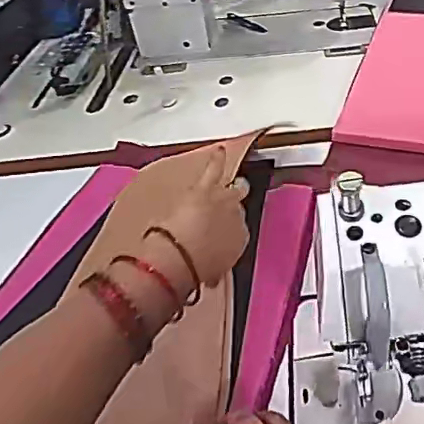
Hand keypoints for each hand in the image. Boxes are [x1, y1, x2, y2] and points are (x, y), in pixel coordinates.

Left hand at [145, 146, 249, 290]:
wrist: (182, 256)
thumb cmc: (196, 269)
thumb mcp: (211, 272)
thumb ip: (214, 267)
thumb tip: (211, 274)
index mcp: (241, 239)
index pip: (239, 229)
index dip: (227, 230)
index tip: (219, 234)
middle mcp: (238, 217)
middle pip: (238, 206)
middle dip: (233, 208)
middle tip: (224, 213)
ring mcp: (225, 200)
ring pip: (234, 188)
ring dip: (233, 186)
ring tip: (234, 182)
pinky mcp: (206, 188)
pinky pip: (215, 168)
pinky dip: (218, 159)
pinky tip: (219, 150)